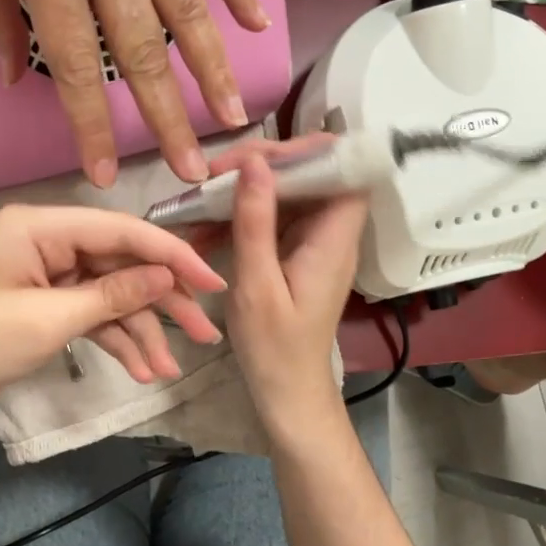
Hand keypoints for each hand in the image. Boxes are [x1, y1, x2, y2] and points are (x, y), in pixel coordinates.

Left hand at [0, 0, 270, 187]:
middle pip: (143, 53)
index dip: (91, 126)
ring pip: (186, 9)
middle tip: (192, 168)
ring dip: (214, 68)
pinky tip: (256, 26)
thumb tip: (12, 77)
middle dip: (168, 118)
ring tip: (233, 116)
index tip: (104, 173)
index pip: (76, 67)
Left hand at [0, 204, 227, 410]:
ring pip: (114, 295)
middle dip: (163, 303)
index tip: (213, 282)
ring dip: (143, 332)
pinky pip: (96, 315)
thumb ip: (112, 295)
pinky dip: (118, 341)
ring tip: (169, 370)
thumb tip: (168, 277)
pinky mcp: (51, 303)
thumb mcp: (50, 321)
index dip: (171, 255)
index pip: (120, 231)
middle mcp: (49, 241)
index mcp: (40, 226)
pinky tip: (142, 371)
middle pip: (123, 264)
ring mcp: (50, 273)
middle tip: (205, 334)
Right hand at [218, 137, 368, 431]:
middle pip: (313, 177)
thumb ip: (256, 223)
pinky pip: (277, 221)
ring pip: (291, 196)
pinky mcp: (299, 256)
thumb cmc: (274, 349)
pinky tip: (207, 227)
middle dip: (265, 166)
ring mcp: (317, 245)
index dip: (308, 151)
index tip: (257, 154)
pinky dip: (245, 218)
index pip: (343, 171)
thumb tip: (254, 162)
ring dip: (248, 191)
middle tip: (215, 174)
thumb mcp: (257, 285)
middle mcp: (333, 235)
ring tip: (202, 197)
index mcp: (334, 240)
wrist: (288, 394)